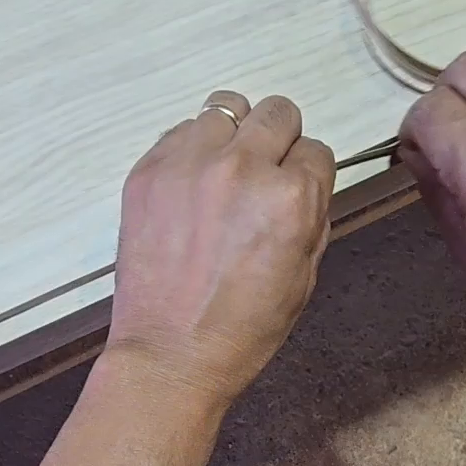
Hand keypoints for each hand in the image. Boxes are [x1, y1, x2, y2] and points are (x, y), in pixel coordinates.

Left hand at [107, 91, 335, 408]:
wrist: (170, 356)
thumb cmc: (242, 332)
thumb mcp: (303, 281)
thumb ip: (312, 220)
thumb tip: (306, 185)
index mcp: (291, 199)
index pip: (317, 150)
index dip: (308, 177)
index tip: (294, 197)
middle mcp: (243, 167)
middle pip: (278, 113)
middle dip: (279, 145)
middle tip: (263, 182)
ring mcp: (189, 163)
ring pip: (227, 109)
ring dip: (234, 138)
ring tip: (223, 180)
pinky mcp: (148, 170)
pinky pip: (182, 130)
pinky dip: (193, 152)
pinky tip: (190, 192)